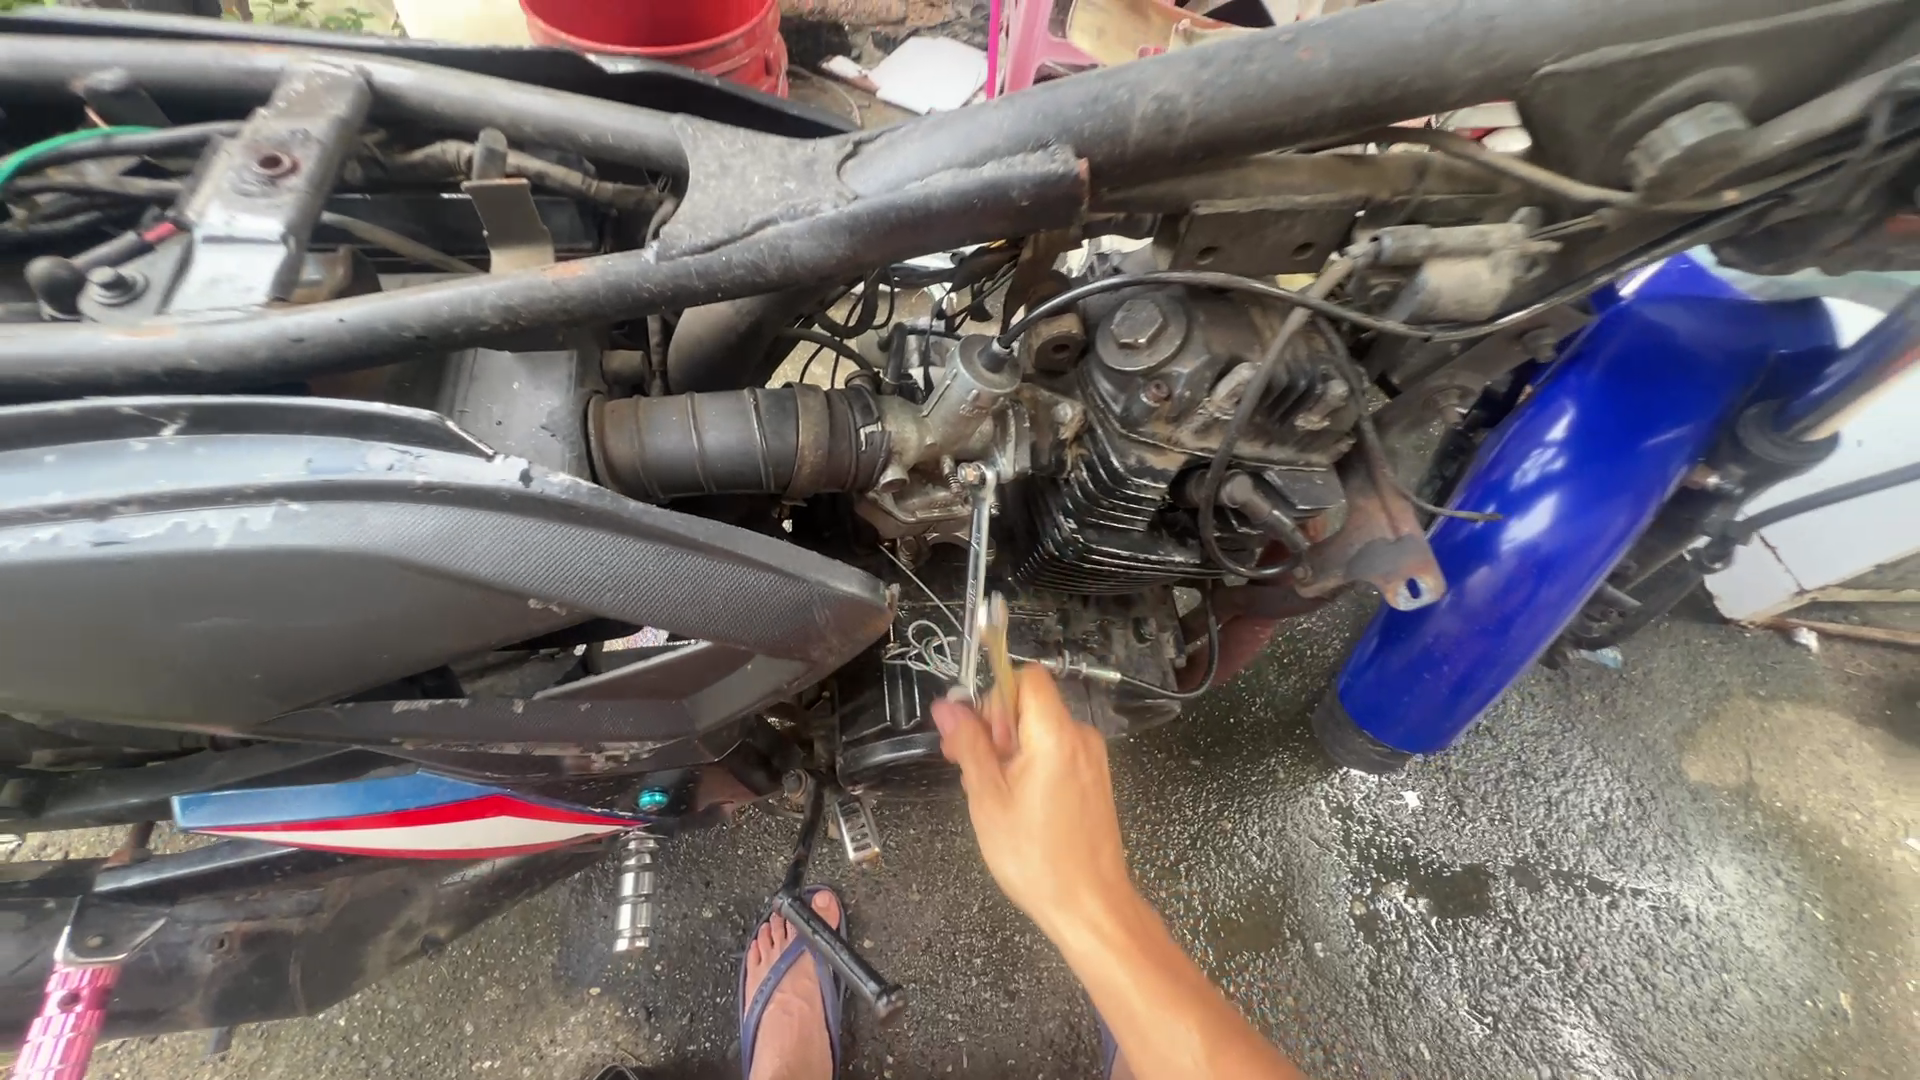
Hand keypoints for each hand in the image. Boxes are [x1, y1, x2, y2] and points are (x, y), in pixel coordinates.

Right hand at [931, 667, 1133, 939]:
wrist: (1090, 906)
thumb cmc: (1035, 857)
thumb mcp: (987, 798)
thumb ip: (968, 744)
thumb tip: (946, 707)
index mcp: (1055, 734)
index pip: (1026, 677)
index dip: (996, 697)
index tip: (981, 735)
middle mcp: (1080, 736)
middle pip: (1030, 703)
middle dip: (996, 727)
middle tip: (972, 767)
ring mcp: (1092, 757)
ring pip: (1040, 728)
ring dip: (1011, 748)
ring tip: (994, 793)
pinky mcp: (1094, 776)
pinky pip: (1056, 749)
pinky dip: (1032, 762)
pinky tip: (1018, 801)